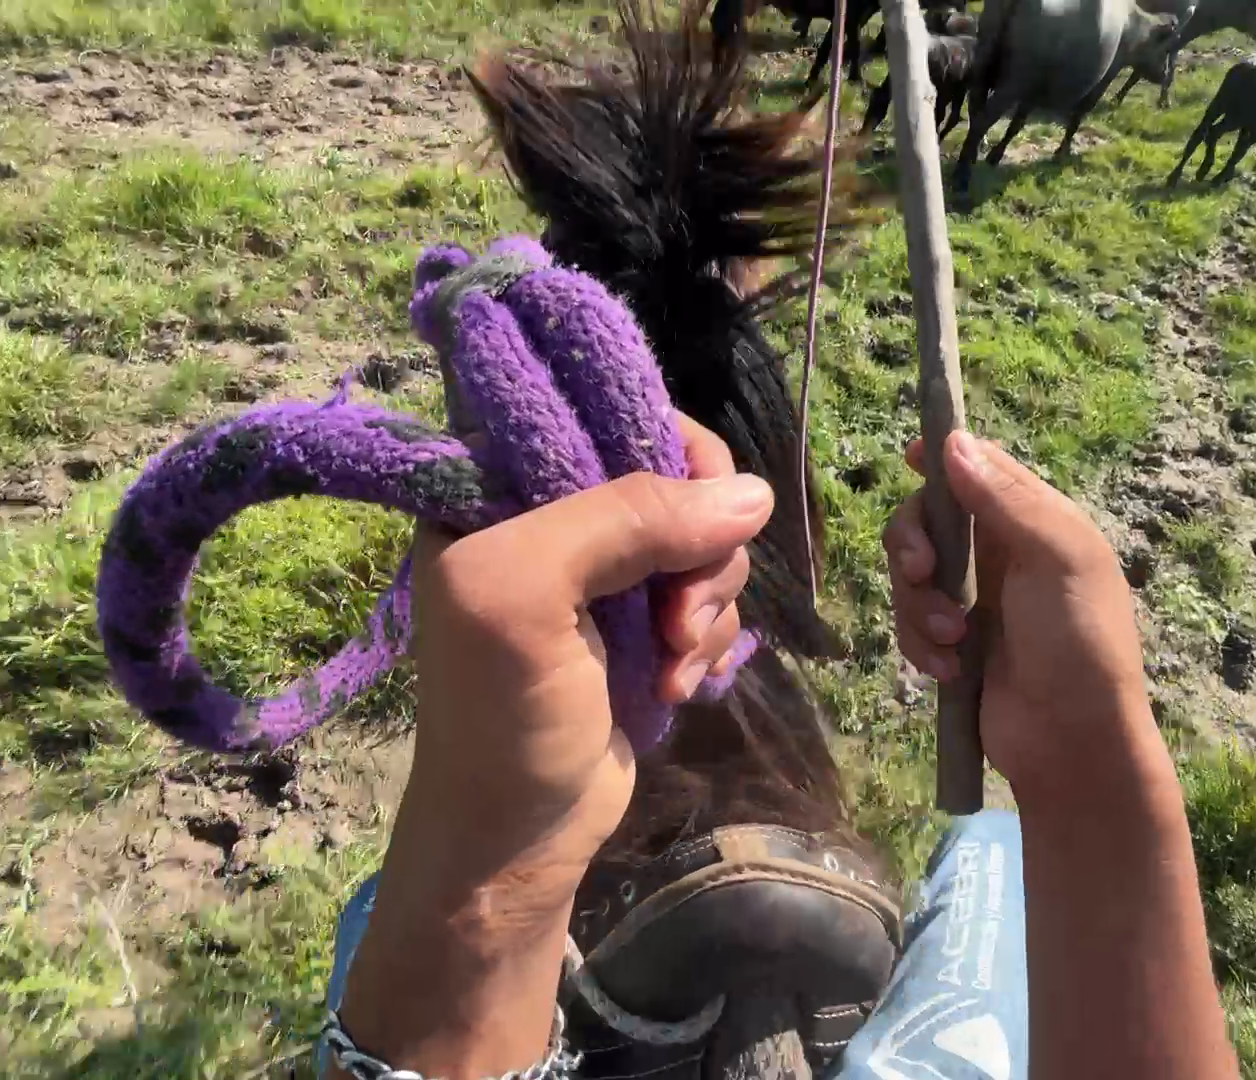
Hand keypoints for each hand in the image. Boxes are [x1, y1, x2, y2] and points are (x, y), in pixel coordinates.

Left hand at [402, 413, 771, 884]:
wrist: (518, 836)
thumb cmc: (499, 714)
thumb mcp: (529, 596)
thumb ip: (624, 521)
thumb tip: (756, 494)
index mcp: (502, 486)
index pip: (606, 414)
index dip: (669, 451)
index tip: (694, 513)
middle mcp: (557, 516)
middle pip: (676, 482)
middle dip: (694, 553)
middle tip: (673, 618)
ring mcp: (606, 572)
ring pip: (704, 542)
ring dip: (704, 607)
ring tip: (669, 664)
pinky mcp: (644, 619)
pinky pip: (711, 595)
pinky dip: (707, 638)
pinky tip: (678, 684)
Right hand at [884, 432, 1153, 807]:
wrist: (1070, 744)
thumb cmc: (1078, 644)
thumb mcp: (1057, 561)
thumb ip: (1006, 500)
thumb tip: (953, 442)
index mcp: (1033, 523)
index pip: (980, 468)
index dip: (942, 458)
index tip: (908, 458)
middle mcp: (998, 554)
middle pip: (927, 520)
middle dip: (913, 545)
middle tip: (920, 572)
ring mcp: (971, 598)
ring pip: (909, 575)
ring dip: (920, 607)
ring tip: (953, 641)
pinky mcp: (949, 639)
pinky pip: (909, 621)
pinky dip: (920, 643)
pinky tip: (949, 669)